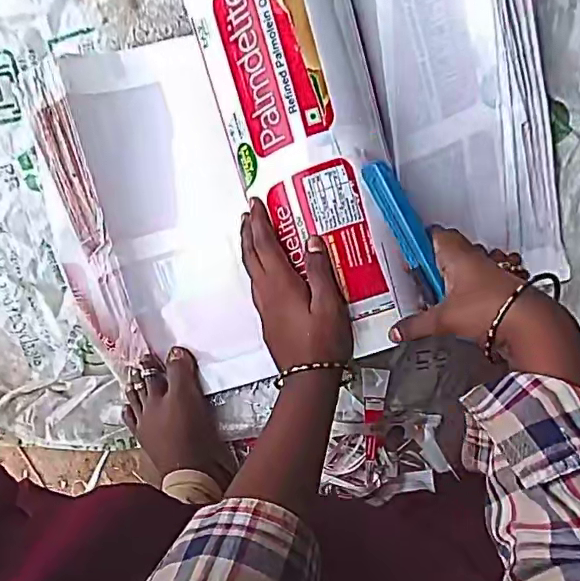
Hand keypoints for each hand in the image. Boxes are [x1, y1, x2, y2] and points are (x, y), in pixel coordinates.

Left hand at [240, 198, 352, 370]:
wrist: (308, 377)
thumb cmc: (322, 344)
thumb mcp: (329, 303)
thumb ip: (320, 270)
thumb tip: (312, 242)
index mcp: (280, 284)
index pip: (264, 243)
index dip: (259, 221)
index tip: (256, 203)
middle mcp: (267, 293)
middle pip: (251, 255)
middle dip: (249, 231)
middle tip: (250, 214)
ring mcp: (265, 308)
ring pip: (252, 270)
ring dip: (251, 249)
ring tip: (255, 236)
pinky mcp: (269, 320)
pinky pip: (259, 285)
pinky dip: (259, 268)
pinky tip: (268, 271)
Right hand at [388, 226, 579, 393]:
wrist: (526, 324)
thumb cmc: (490, 308)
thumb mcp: (443, 320)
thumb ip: (416, 325)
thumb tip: (398, 330)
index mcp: (457, 254)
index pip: (434, 234)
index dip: (419, 239)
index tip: (407, 247)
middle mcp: (475, 257)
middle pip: (449, 250)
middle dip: (432, 262)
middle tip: (418, 277)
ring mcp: (490, 271)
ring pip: (465, 265)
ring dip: (451, 276)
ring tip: (437, 295)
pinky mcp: (500, 287)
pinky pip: (478, 282)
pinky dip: (467, 290)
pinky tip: (459, 307)